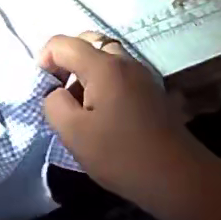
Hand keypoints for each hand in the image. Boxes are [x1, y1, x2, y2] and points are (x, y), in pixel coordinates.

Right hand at [39, 34, 219, 208]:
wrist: (178, 177)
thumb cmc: (121, 155)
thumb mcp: (74, 134)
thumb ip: (54, 104)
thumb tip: (55, 92)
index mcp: (104, 67)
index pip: (64, 43)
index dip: (44, 58)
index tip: (41, 87)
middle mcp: (125, 62)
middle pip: (89, 42)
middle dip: (66, 59)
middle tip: (57, 89)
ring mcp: (142, 75)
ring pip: (106, 57)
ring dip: (85, 72)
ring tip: (77, 105)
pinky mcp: (151, 92)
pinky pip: (120, 73)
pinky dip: (103, 82)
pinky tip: (99, 113)